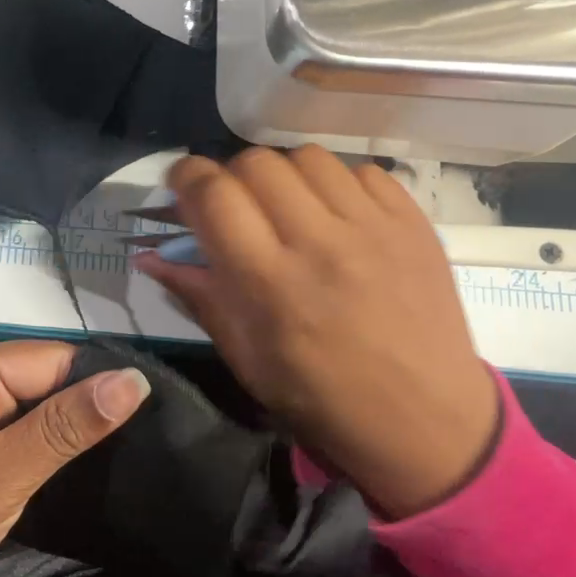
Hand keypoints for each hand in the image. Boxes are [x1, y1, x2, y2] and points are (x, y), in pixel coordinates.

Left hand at [0, 342, 150, 576]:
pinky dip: (47, 446)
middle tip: (150, 440)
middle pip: (46, 378)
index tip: (157, 415)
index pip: (53, 358)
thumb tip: (134, 380)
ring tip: (129, 452)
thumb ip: (64, 427)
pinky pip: (20, 429)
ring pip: (37, 405)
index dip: (102, 382)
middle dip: (87, 407)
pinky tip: (83, 463)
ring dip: (70, 429)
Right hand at [133, 146, 497, 518]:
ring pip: (307, 156)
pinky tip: (334, 214)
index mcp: (267, 281)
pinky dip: (336, 183)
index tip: (180, 185)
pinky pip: (362, 171)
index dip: (185, 177)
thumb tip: (151, 256)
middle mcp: (318, 242)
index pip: (212, 194)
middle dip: (230, 175)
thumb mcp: (245, 356)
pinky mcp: (413, 223)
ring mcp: (372, 228)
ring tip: (286, 205)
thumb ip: (199, 295)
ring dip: (282, 174)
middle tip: (233, 204)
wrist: (424, 420)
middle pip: (256, 163)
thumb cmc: (319, 398)